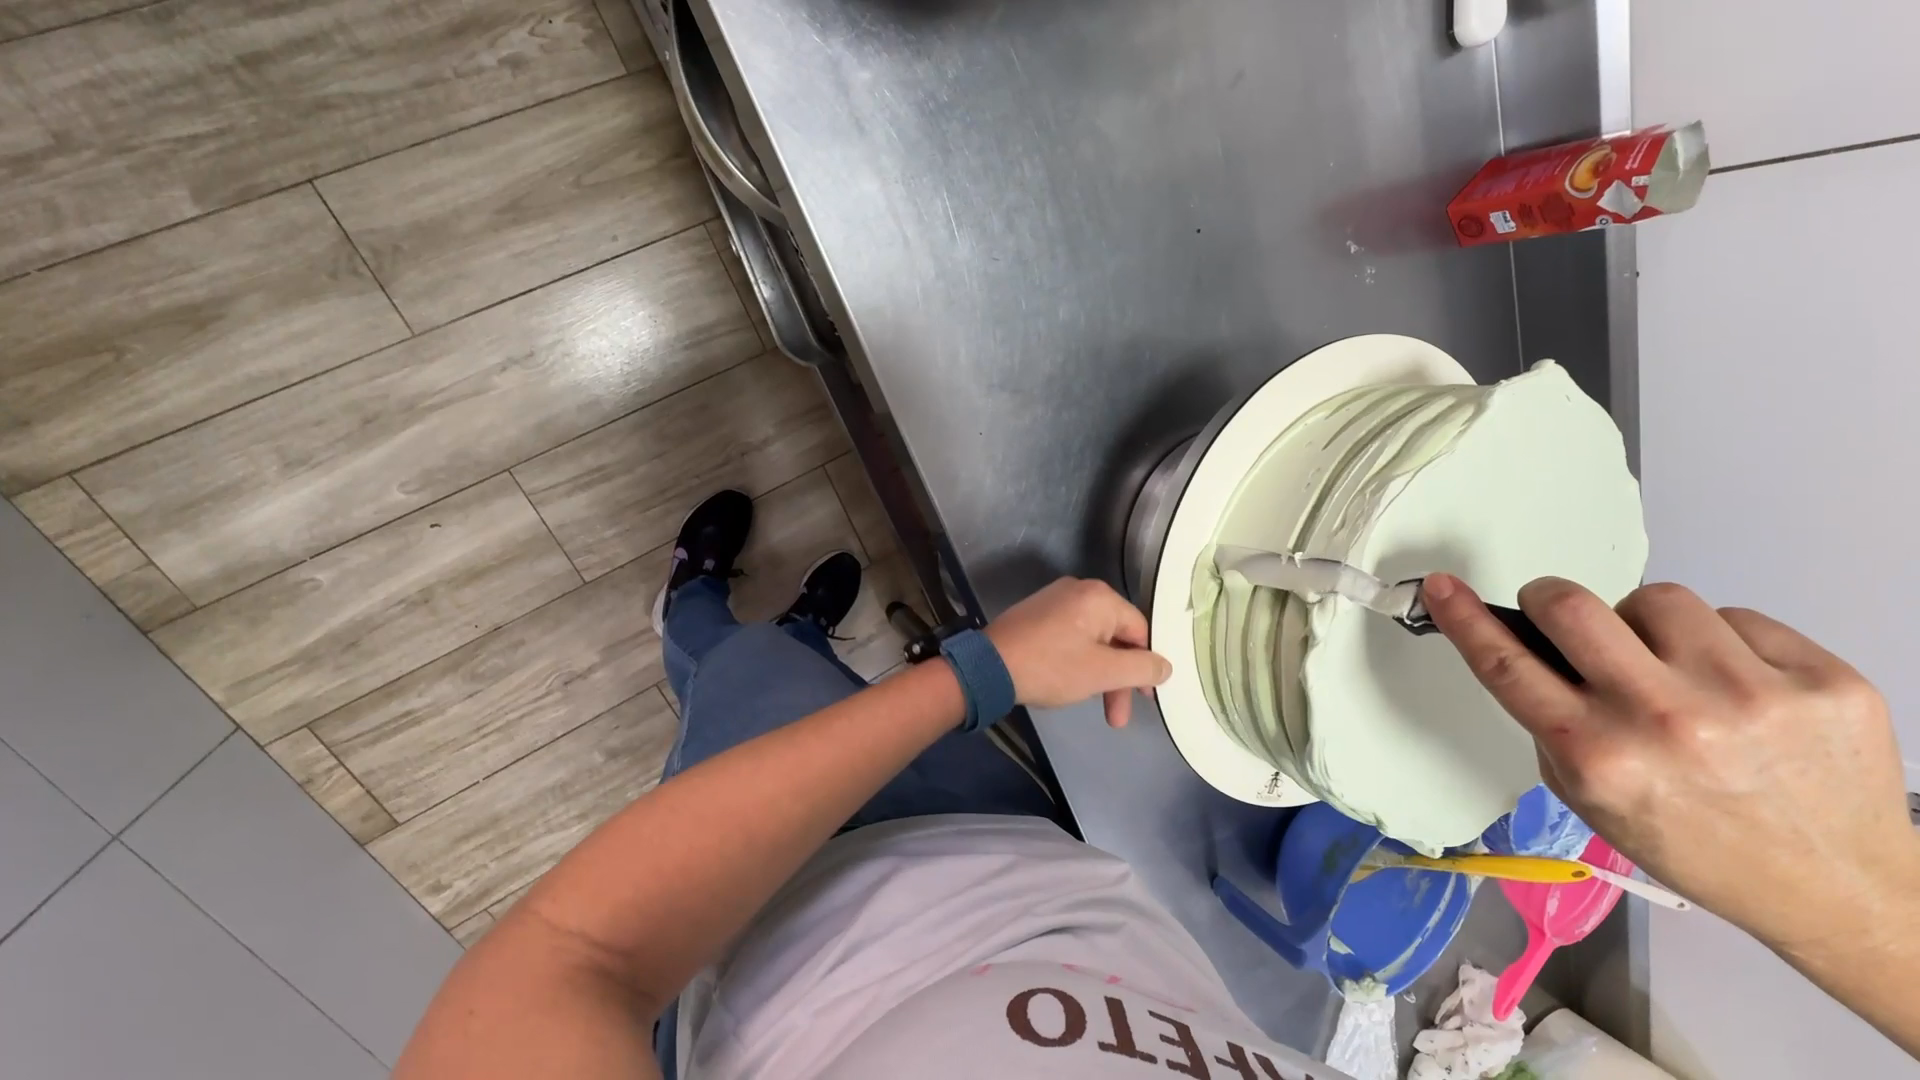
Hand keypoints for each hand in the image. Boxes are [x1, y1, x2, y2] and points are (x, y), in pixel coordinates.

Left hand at [986, 578, 1172, 727]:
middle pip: (1115, 637)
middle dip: (1118, 680)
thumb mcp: (1103, 673)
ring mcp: (1055, 601)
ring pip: (1093, 641)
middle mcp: (1079, 590)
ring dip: (1098, 676)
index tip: (1144, 698)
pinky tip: (1072, 686)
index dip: (1145, 666)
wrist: (987, 667)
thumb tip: (1165, 666)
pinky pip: (1071, 637)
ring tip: (1094, 708)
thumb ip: (1141, 669)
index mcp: (1100, 597)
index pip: (1139, 631)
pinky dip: (1078, 662)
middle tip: (1116, 718)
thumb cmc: (1051, 667)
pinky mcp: (1037, 615)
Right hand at [1423, 573, 1917, 952]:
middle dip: (1549, 599)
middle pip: (1571, 606)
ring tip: (1668, 666)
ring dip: (1643, 624)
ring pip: (1657, 598)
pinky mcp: (1821, 679)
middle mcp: (1666, 720)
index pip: (1508, 665)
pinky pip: (1737, 617)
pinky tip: (1733, 684)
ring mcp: (1750, 694)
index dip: (1464, 618)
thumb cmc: (1697, 846)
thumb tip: (1537, 655)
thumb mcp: (1591, 801)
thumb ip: (1554, 725)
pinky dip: (1718, 641)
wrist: (1840, 888)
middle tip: (1559, 616)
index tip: (1441, 586)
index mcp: (1600, 758)